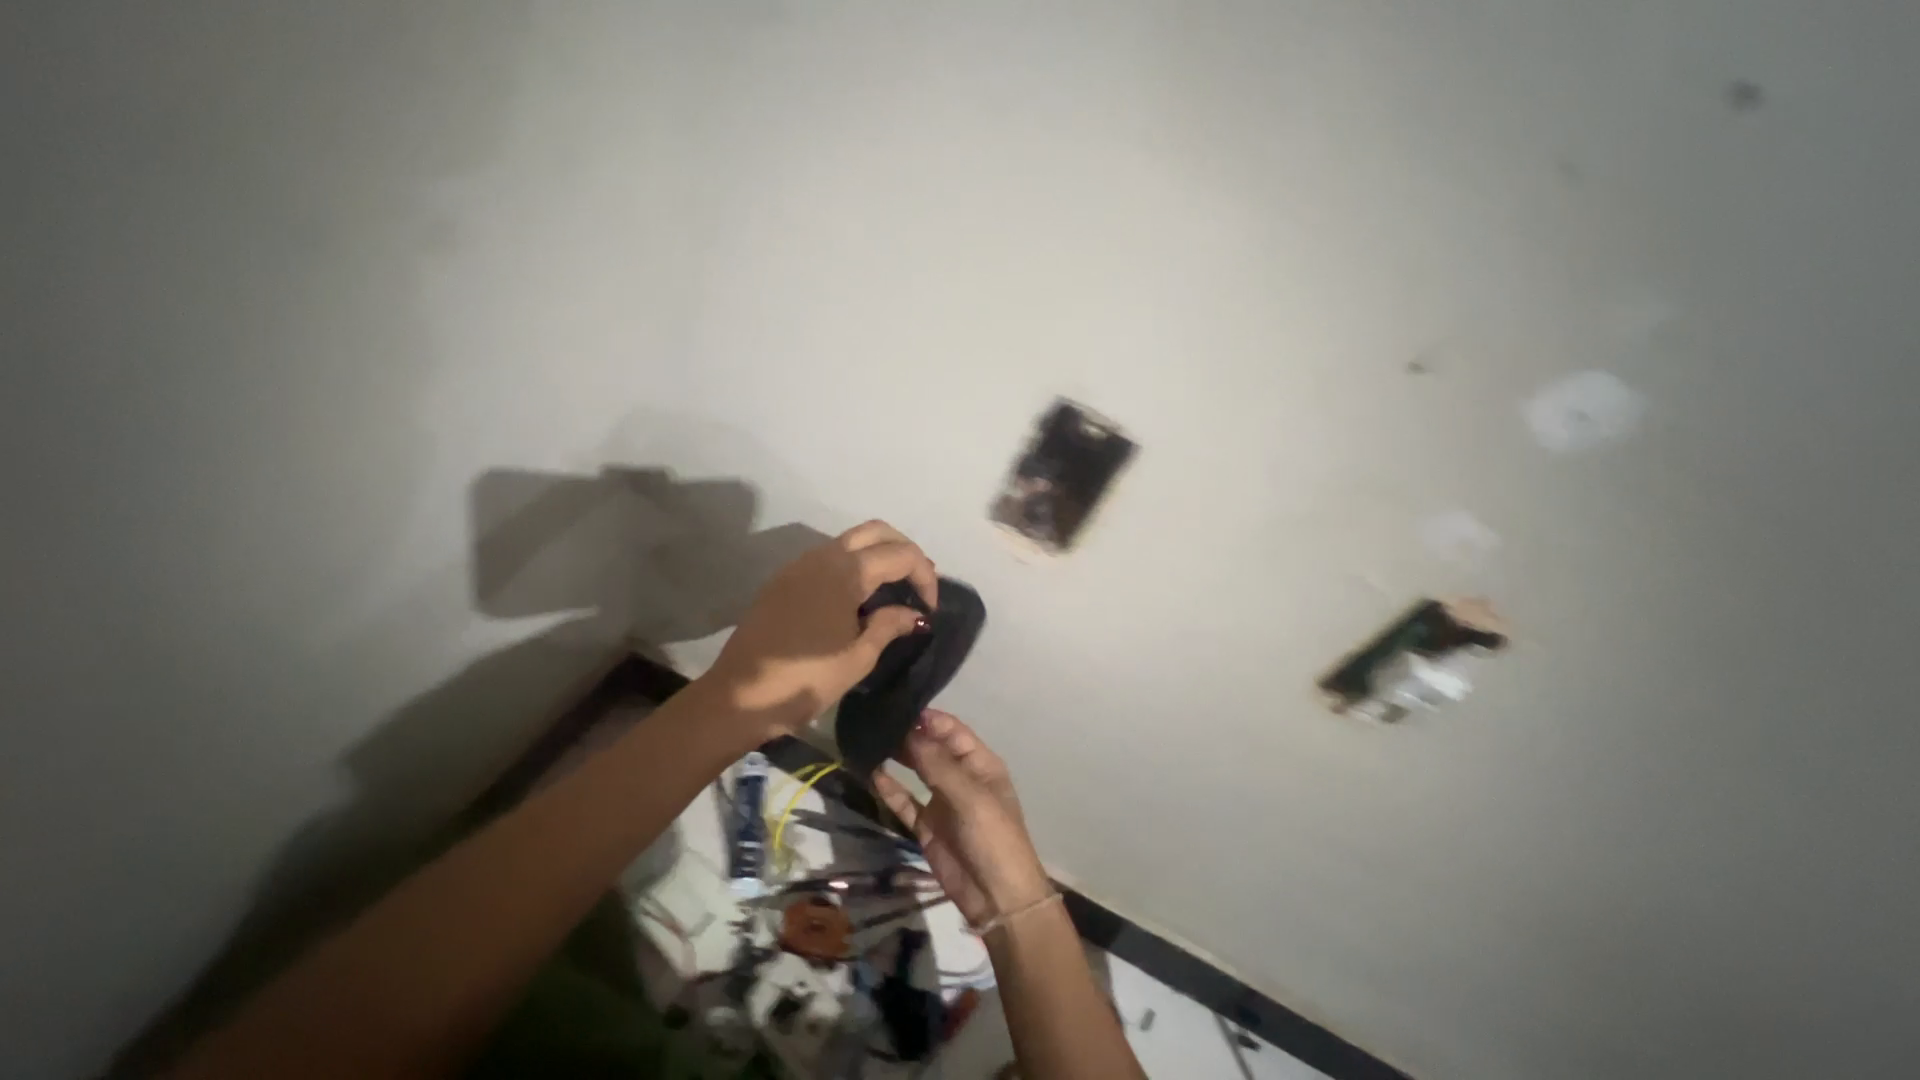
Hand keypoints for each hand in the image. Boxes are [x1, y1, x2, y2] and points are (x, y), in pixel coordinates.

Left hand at [701, 520, 938, 734]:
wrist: (739, 696)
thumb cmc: (805, 680)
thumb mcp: (858, 658)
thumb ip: (889, 626)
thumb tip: (912, 613)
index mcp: (845, 571)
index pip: (900, 555)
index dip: (925, 576)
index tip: (931, 609)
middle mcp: (822, 556)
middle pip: (876, 532)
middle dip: (905, 553)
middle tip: (919, 587)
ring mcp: (799, 565)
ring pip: (850, 542)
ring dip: (878, 557)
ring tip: (894, 593)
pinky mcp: (784, 581)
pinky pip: (828, 559)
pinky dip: (853, 567)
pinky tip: (859, 600)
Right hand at [874, 709, 1052, 927]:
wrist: (997, 896)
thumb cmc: (993, 837)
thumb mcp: (970, 796)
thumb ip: (937, 764)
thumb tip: (908, 731)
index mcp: (980, 764)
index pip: (951, 730)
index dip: (927, 718)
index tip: (897, 706)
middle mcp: (961, 777)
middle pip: (931, 748)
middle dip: (907, 734)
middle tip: (873, 720)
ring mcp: (942, 802)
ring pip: (916, 771)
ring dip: (896, 757)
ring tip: (867, 740)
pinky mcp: (926, 826)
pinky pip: (905, 801)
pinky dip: (889, 788)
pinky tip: (870, 773)